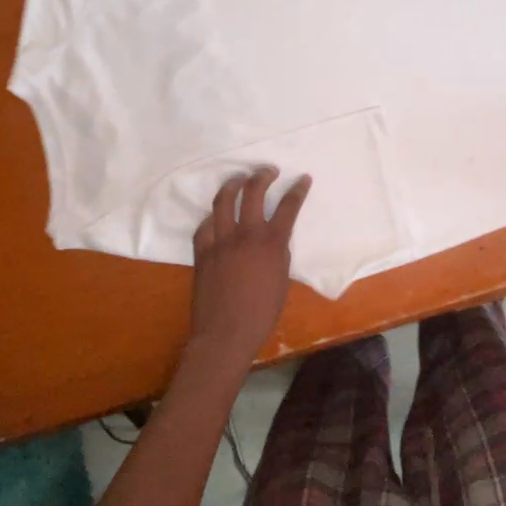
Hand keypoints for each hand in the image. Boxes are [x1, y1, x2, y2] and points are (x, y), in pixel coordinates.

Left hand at [186, 167, 311, 372]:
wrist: (225, 334)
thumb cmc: (261, 314)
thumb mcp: (282, 281)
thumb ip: (279, 254)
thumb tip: (274, 239)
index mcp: (271, 243)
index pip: (288, 206)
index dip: (297, 189)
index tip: (303, 178)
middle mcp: (246, 234)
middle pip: (253, 191)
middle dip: (262, 175)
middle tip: (268, 171)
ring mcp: (221, 240)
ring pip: (224, 200)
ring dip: (233, 184)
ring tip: (239, 179)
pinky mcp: (202, 251)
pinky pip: (204, 225)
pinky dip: (213, 218)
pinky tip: (216, 218)